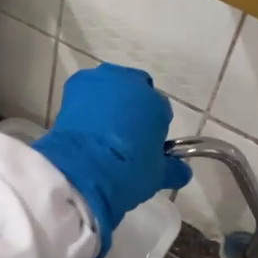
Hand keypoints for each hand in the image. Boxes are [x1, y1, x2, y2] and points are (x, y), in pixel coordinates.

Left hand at [30, 64, 192, 257]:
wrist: (81, 171)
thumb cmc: (127, 171)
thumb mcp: (157, 176)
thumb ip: (172, 169)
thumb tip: (182, 170)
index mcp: (156, 103)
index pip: (160, 112)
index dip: (153, 130)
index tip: (145, 148)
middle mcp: (131, 83)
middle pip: (136, 94)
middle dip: (132, 110)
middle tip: (124, 139)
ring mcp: (101, 81)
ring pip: (111, 91)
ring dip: (109, 105)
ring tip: (101, 135)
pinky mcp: (75, 86)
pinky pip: (87, 95)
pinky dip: (87, 107)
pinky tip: (84, 129)